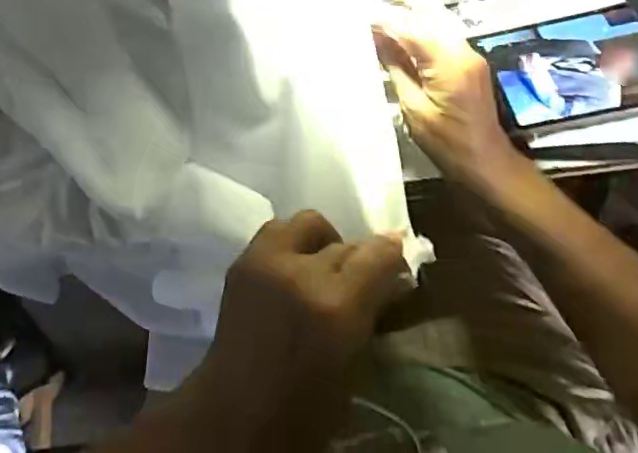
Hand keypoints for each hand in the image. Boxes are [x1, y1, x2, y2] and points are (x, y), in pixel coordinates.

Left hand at [181, 211, 413, 449]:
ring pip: (306, 223)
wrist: (237, 413)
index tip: (400, 259)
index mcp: (336, 306)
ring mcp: (265, 260)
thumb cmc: (307, 406)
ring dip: (321, 241)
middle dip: (359, 257)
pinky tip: (294, 270)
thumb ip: (370, 311)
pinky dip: (292, 245)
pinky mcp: (241, 260)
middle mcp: (300, 272)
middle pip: (344, 242)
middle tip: (361, 277)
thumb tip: (391, 276)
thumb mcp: (354, 363)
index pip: (377, 255)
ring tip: (322, 267)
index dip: (393, 254)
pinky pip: (275, 233)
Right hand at [374, 7, 533, 193]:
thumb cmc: (447, 142)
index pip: (409, 27)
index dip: (382, 21)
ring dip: (407, 20)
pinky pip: (440, 36)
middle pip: (426, 15)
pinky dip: (419, 33)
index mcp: (448, 62)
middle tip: (367, 13)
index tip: (358, 18)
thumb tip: (376, 38)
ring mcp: (469, 54)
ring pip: (433, 22)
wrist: (487, 163)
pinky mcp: (469, 61)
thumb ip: (395, 66)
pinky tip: (400, 40)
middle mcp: (462, 50)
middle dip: (396, 10)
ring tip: (379, 25)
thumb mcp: (413, 106)